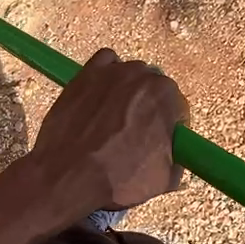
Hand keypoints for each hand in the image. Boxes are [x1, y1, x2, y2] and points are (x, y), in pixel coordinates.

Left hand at [18, 47, 187, 220]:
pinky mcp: (85, 74)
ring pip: (129, 76)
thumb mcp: (164, 180)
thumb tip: (174, 156)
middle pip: (153, 90)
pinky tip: (100, 96)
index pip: (177, 108)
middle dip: (148, 110)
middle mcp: (142, 76)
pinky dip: (106, 76)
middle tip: (134, 136)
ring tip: (112, 120)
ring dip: (127, 93)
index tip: (160, 144)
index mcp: (167, 97)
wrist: (67, 177)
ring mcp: (112, 72)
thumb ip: (176, 159)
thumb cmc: (117, 180)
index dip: (170, 129)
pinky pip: (104, 63)